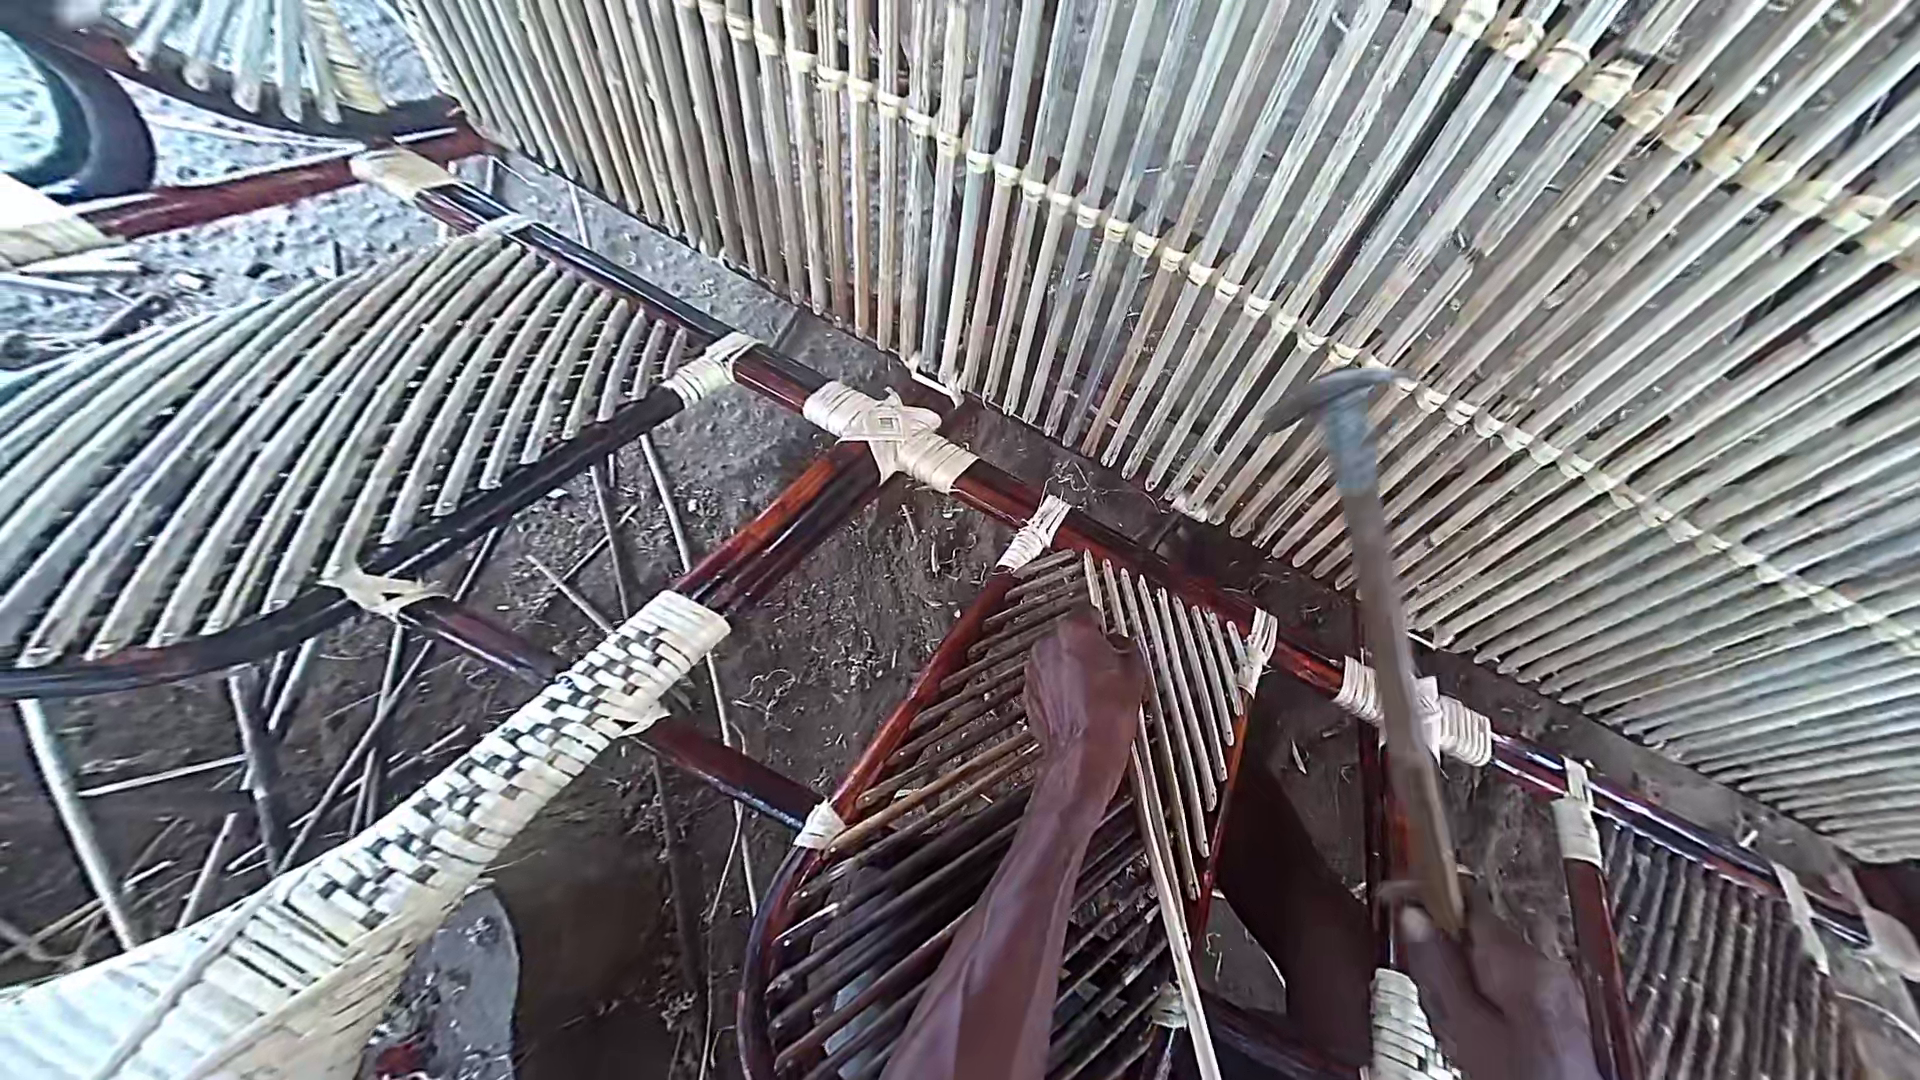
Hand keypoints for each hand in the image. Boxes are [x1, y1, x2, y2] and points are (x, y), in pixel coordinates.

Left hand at [1024, 610, 1144, 806]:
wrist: (1083, 752)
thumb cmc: (1106, 714)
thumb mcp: (1134, 672)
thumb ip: (1125, 647)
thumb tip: (1121, 645)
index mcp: (1074, 631)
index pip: (1088, 612)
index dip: (1103, 626)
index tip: (1110, 636)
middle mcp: (1048, 644)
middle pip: (1070, 635)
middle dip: (1086, 648)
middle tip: (1106, 667)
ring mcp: (1035, 668)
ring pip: (1057, 657)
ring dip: (1071, 667)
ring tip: (1094, 689)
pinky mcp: (1030, 690)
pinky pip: (1048, 679)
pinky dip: (1060, 686)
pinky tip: (1079, 702)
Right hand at [1399, 895, 1603, 1079]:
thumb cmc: (1520, 1077)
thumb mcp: (1465, 1021)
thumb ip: (1437, 962)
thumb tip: (1412, 913)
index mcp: (1522, 961)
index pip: (1466, 899)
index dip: (1425, 892)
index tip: (1395, 894)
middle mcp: (1545, 966)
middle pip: (1472, 930)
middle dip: (1440, 946)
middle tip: (1422, 978)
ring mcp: (1555, 989)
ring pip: (1483, 956)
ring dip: (1456, 974)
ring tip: (1449, 1014)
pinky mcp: (1556, 1009)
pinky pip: (1502, 979)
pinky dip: (1478, 991)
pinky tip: (1470, 1024)